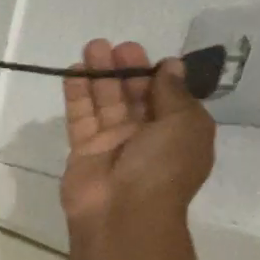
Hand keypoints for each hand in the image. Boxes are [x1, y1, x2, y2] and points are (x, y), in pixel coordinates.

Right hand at [61, 39, 215, 224]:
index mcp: (177, 131)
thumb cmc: (164, 168)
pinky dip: (77, 94)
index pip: (168, 96)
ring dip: (100, 75)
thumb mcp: (186, 124)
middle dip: (127, 69)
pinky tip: (73, 71)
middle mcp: (145, 136)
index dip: (160, 75)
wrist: (124, 213)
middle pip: (134, 95)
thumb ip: (174, 93)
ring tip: (93, 47)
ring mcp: (112, 143)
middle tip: (117, 47)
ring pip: (105, 102)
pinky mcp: (83, 150)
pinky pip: (80, 118)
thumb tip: (169, 67)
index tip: (153, 58)